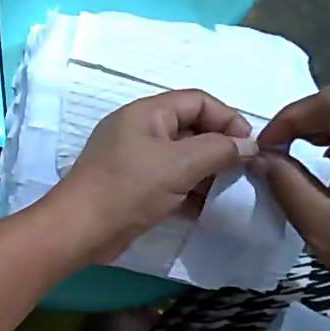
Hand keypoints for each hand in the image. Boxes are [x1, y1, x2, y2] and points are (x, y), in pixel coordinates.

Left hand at [44, 90, 255, 264]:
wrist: (79, 229)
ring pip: (181, 158)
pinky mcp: (131, 187)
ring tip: (229, 192)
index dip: (227, 118)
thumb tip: (247, 145)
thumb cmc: (128, 188)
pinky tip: (207, 209)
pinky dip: (188, 191)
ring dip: (206, 173)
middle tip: (244, 173)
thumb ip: (219, 149)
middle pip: (190, 128)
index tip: (250, 147)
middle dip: (219, 148)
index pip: (197, 101)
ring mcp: (133, 160)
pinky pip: (168, 181)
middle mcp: (138, 131)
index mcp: (145, 113)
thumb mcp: (180, 164)